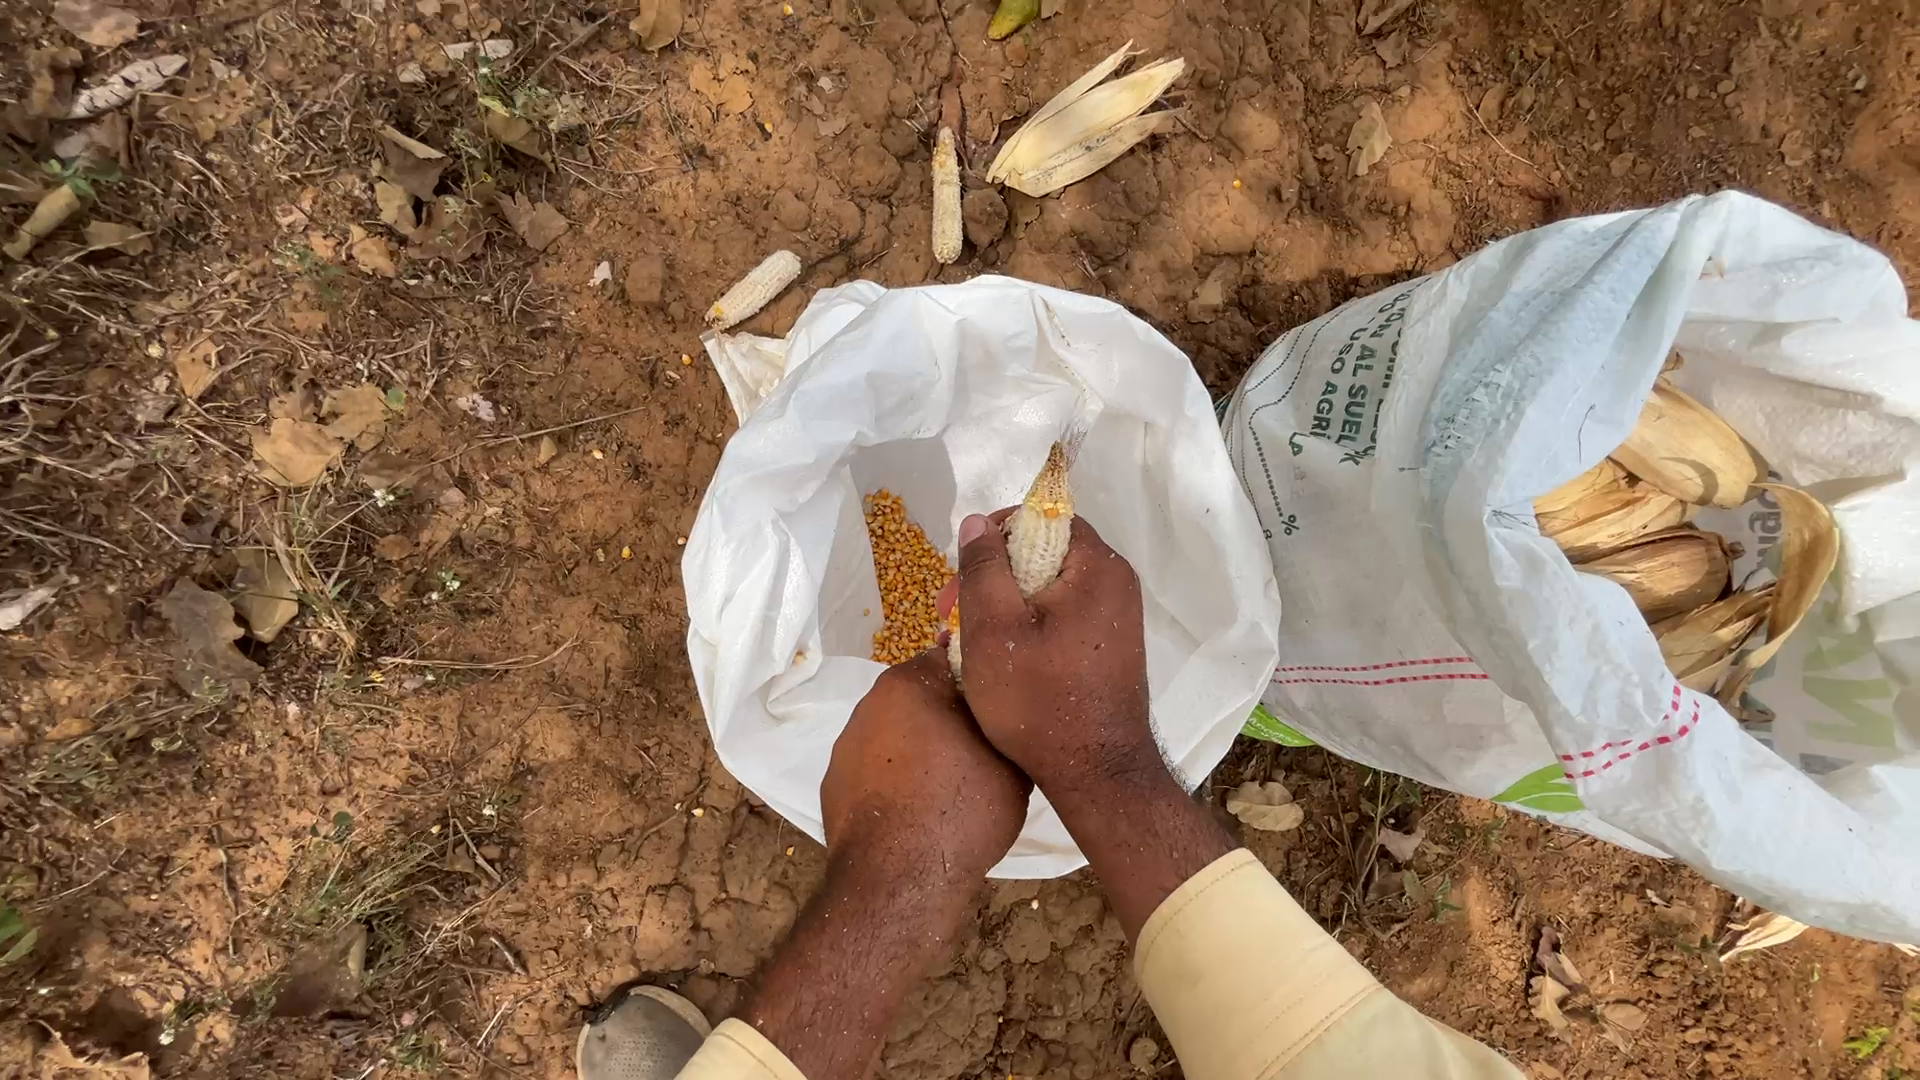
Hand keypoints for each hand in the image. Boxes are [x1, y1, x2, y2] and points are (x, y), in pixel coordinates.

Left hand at [742, 651, 1030, 1079]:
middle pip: (920, 696)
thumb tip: (1005, 713)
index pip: (948, 658)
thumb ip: (1006, 721)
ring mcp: (846, 746)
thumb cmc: (962, 808)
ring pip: (897, 733)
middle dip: (948, 714)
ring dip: (921, 748)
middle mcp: (870, 703)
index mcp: (908, 682)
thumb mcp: (1010, 759)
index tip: (999, 709)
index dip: (978, 682)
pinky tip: (918, 812)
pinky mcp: (834, 785)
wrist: (899, 883)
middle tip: (982, 748)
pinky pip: (876, 769)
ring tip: (951, 787)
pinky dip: (896, 780)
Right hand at [949, 511, 1231, 941]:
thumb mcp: (993, 627)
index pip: (1044, 518)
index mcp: (1097, 566)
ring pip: (1049, 588)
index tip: (963, 576)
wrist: (1098, 775)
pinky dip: (1029, 627)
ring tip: (970, 642)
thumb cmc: (1039, 699)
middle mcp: (1116, 583)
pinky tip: (1002, 659)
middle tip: (954, 615)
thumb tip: (978, 520)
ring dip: (1006, 605)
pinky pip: (1063, 616)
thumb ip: (983, 565)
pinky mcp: (1111, 646)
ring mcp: (1117, 616)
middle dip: (994, 577)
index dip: (996, 536)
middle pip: (1044, 554)